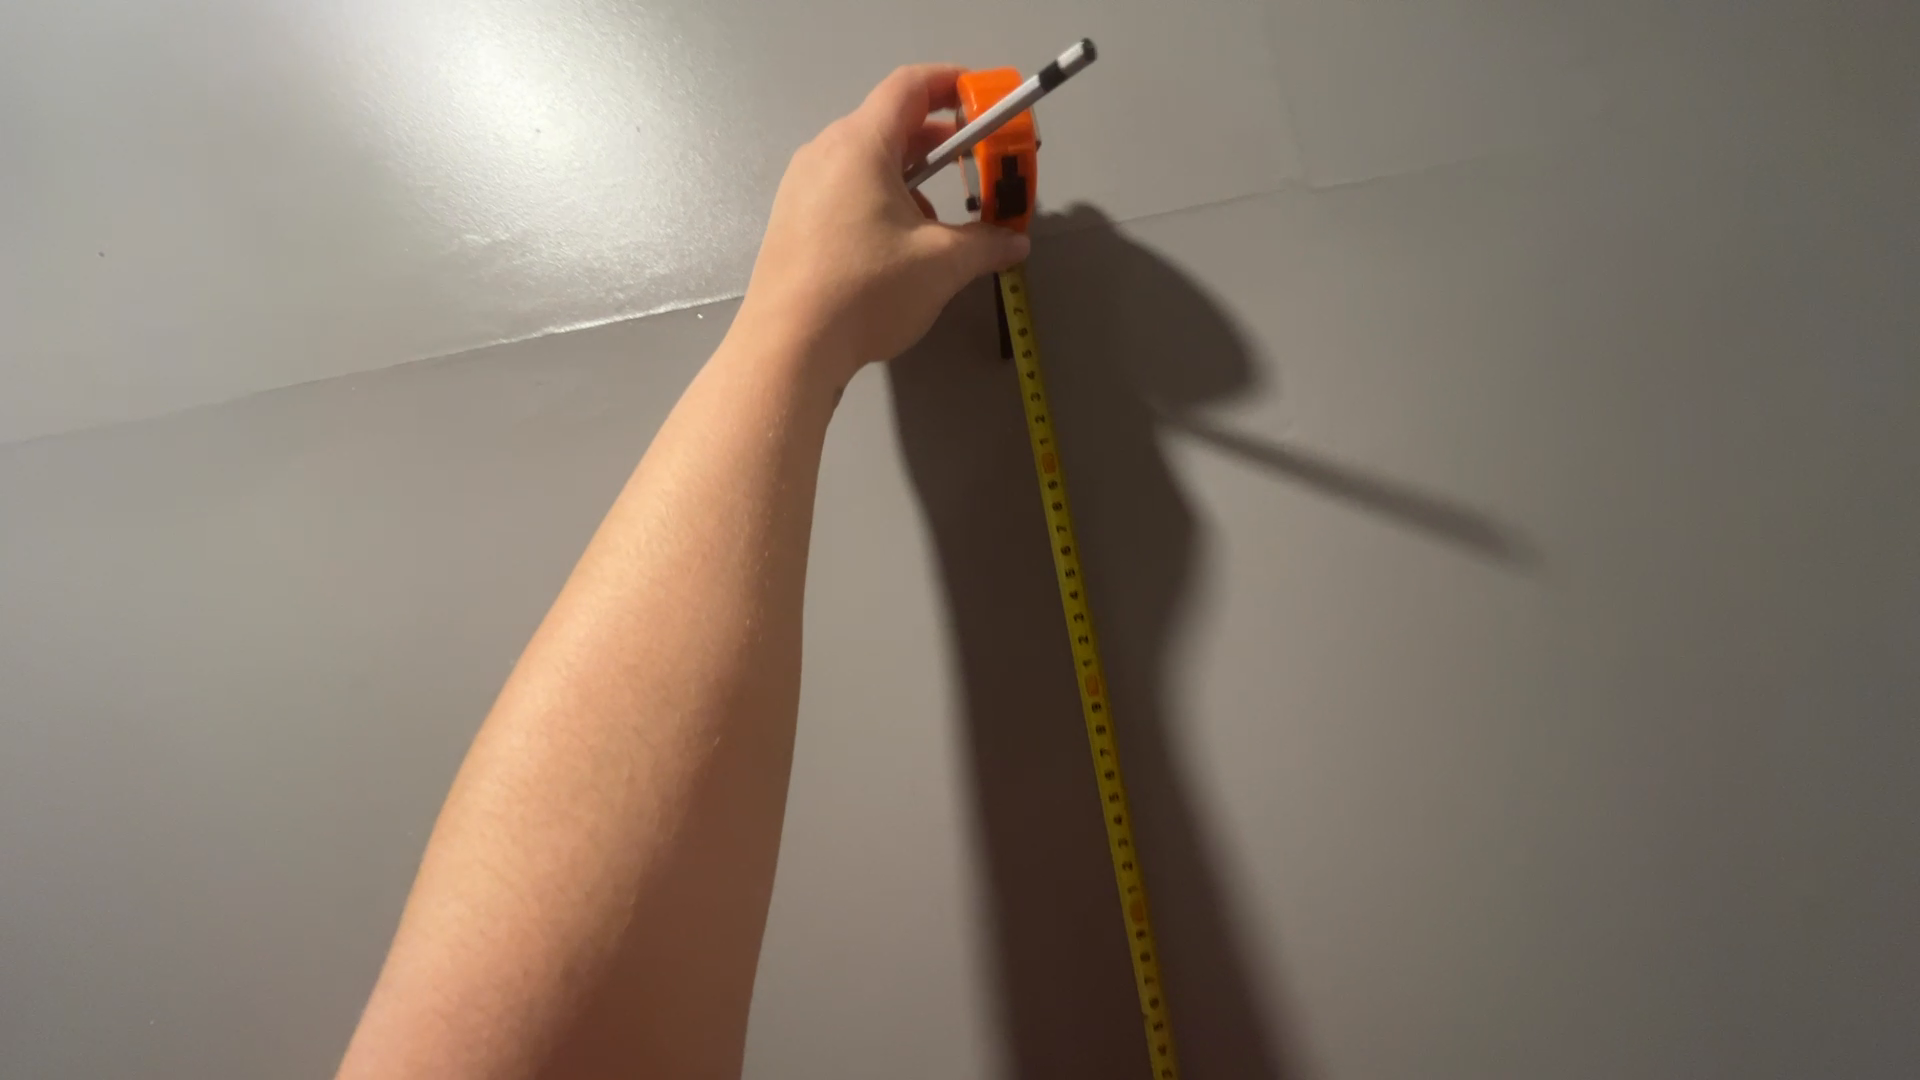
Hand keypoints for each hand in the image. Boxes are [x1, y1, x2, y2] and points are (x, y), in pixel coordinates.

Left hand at [731, 64, 1031, 384]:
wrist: (790, 346)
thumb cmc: (868, 291)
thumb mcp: (940, 266)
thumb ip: (985, 246)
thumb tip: (1016, 242)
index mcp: (861, 144)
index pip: (910, 86)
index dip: (953, 85)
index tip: (983, 103)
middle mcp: (825, 153)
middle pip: (889, 126)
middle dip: (938, 145)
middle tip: (972, 171)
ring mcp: (801, 188)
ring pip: (866, 165)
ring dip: (908, 183)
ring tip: (933, 228)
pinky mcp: (791, 223)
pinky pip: (843, 194)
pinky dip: (878, 204)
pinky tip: (892, 251)